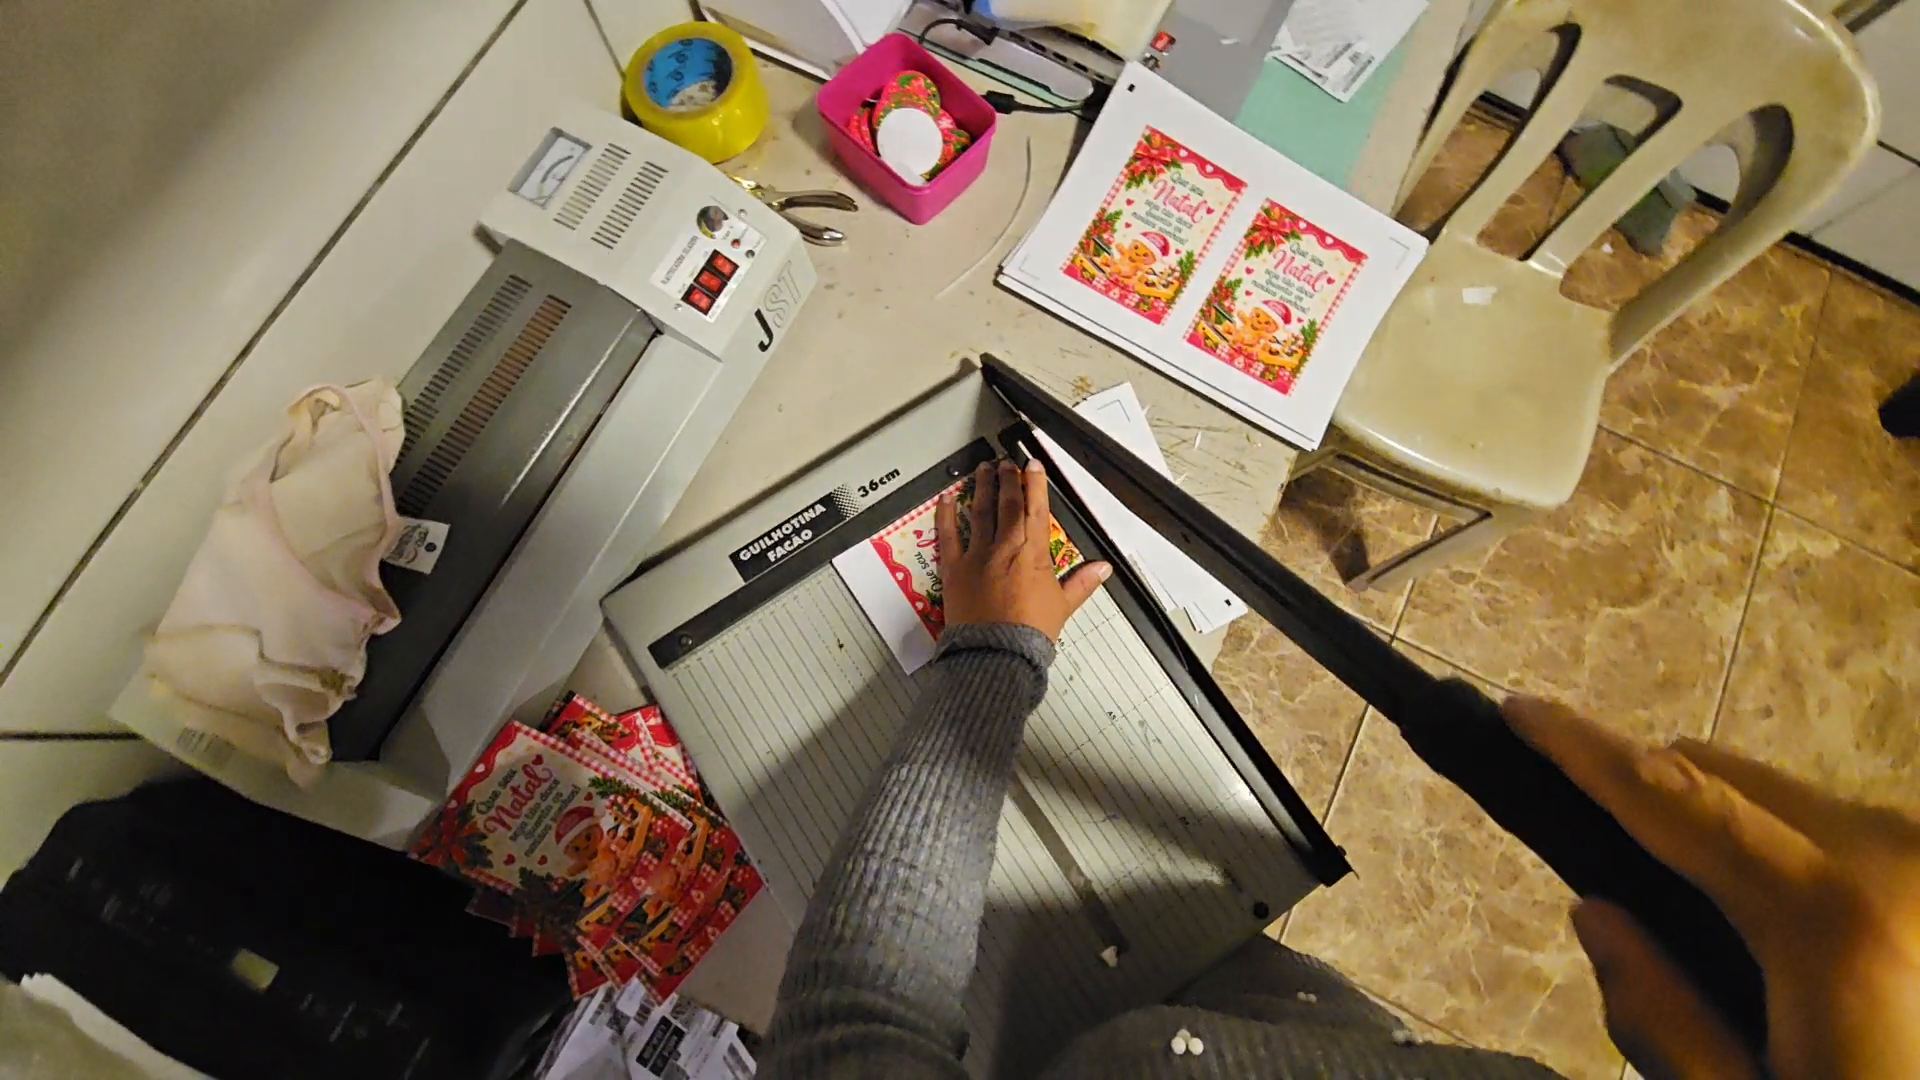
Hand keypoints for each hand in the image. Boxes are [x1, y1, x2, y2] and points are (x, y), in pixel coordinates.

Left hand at [935, 459, 1111, 641]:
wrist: (996, 652)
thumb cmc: (1030, 632)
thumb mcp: (1063, 606)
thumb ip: (1082, 583)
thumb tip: (1103, 568)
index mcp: (1033, 553)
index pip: (1035, 509)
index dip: (1035, 484)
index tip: (1033, 466)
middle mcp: (1005, 546)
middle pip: (1007, 504)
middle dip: (1008, 479)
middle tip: (1006, 463)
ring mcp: (978, 554)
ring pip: (980, 512)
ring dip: (982, 487)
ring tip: (982, 470)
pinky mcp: (954, 568)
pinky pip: (948, 534)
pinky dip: (946, 514)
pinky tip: (946, 498)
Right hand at [1504, 698, 1919, 1079]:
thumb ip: (1665, 1023)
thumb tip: (1599, 916)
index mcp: (1837, 918)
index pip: (1666, 794)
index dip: (1578, 744)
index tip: (1515, 707)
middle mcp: (1898, 859)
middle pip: (1716, 773)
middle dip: (1653, 795)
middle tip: (1628, 861)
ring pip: (1780, 792)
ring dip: (1729, 822)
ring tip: (1732, 907)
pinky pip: (1842, 826)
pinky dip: (1795, 847)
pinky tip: (1810, 923)